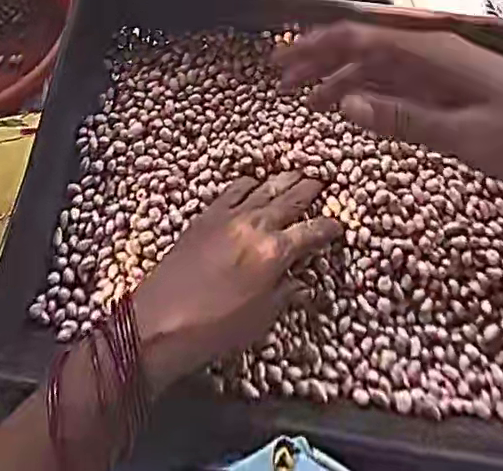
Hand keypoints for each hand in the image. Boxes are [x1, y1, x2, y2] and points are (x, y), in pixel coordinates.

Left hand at [130, 172, 340, 387]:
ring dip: (282, 180)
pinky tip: (254, 182)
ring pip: (263, 188)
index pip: (310, 233)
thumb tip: (301, 281)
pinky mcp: (207, 214)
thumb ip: (284, 293)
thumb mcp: (261, 318)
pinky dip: (249, 183)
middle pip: (289, 200)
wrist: (163, 316)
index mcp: (274, 252)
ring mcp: (229, 215)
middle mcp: (255, 225)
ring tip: (296, 173)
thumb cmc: (216, 327)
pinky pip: (233, 189)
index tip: (338, 224)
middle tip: (322, 180)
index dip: (328, 227)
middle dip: (308, 190)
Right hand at [274, 23, 502, 248]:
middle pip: (363, 46)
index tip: (282, 61)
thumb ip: (403, 119)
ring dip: (340, 78)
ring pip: (377, 66)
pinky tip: (351, 107)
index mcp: (435, 52)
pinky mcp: (452, 90)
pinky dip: (369, 94)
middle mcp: (433, 52)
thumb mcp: (469, 138)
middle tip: (281, 78)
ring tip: (307, 99)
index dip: (316, 46)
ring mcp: (443, 71)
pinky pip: (399, 85)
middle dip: (319, 58)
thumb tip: (344, 103)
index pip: (361, 38)